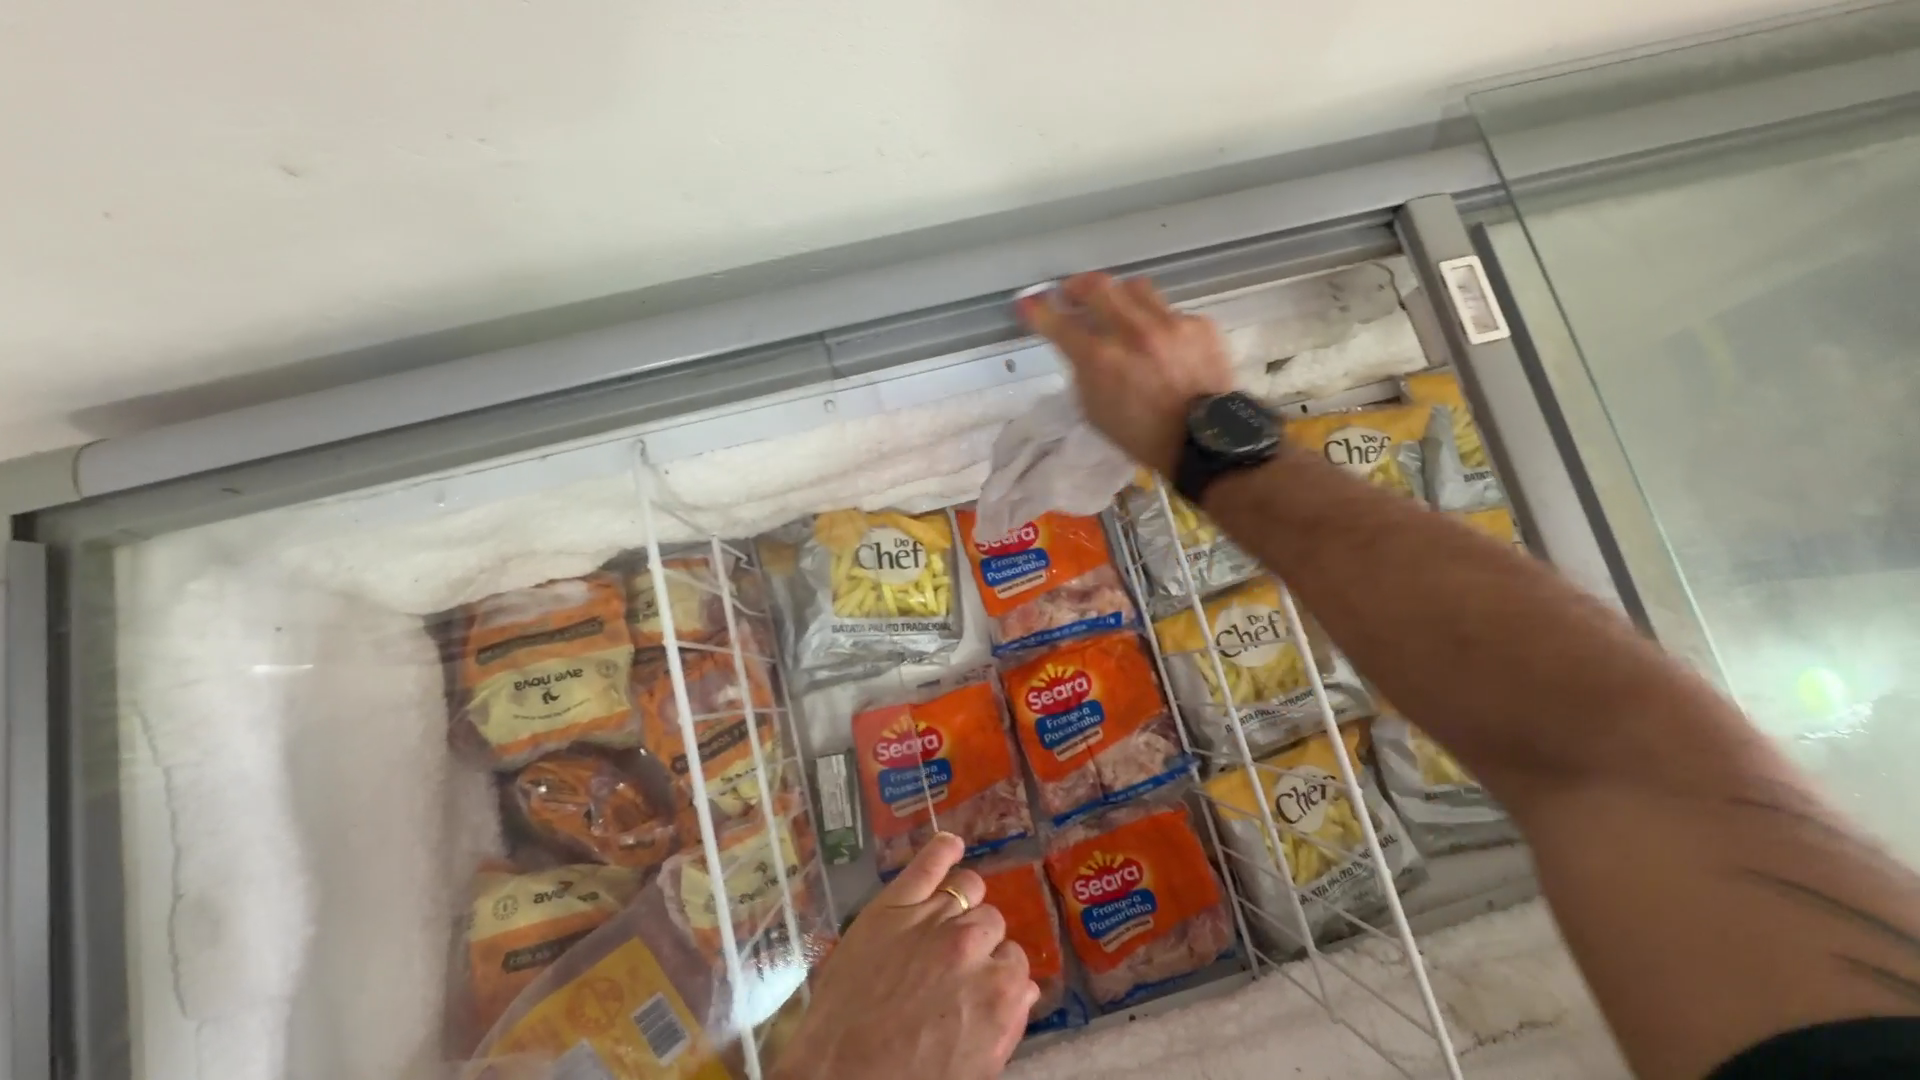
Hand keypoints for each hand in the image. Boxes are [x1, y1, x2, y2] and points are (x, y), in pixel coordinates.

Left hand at [771, 834, 1036, 1079]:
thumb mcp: (977, 1067)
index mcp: (999, 990)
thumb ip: (1008, 1022)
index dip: (996, 971)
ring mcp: (931, 919)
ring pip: (966, 890)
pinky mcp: (892, 905)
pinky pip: (926, 864)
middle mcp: (971, 945)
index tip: (978, 984)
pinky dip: (941, 850)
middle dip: (979, 940)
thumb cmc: (910, 1078)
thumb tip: (1025, 987)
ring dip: (962, 903)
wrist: (839, 1076)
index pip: (1014, 959)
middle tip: (952, 966)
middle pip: (991, 922)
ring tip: (947, 920)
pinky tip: (950, 845)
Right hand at [1018, 272, 1234, 475]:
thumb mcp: (1096, 410)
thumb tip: (1080, 346)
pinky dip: (1157, 322)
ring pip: (1135, 288)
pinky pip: (1170, 311)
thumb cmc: (1142, 435)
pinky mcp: (1199, 324)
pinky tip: (1160, 340)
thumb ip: (1084, 371)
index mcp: (1101, 359)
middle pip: (1096, 287)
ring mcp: (1170, 324)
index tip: (1027, 303)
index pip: (1059, 323)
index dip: (1037, 311)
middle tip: (1071, 293)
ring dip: (1118, 295)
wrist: (1205, 440)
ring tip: (1115, 306)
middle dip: (1076, 286)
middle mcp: (1133, 332)